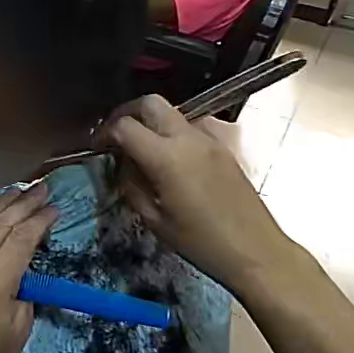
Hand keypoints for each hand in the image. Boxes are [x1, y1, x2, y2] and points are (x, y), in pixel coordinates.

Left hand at [0, 183, 56, 352]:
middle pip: (2, 224)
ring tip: (18, 190)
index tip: (56, 208)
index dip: (41, 220)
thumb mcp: (21, 326)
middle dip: (25, 203)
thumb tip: (24, 265)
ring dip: (0, 204)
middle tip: (42, 188)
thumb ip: (25, 288)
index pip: (23, 238)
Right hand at [99, 95, 314, 301]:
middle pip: (150, 103)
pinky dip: (172, 134)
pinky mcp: (223, 147)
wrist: (255, 249)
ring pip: (172, 112)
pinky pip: (190, 128)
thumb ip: (132, 185)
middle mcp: (187, 138)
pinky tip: (170, 160)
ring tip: (142, 148)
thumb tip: (122, 164)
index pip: (125, 126)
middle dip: (127, 113)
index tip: (98, 146)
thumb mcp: (155, 220)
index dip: (105, 132)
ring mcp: (209, 139)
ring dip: (151, 122)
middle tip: (116, 135)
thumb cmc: (201, 242)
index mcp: (166, 157)